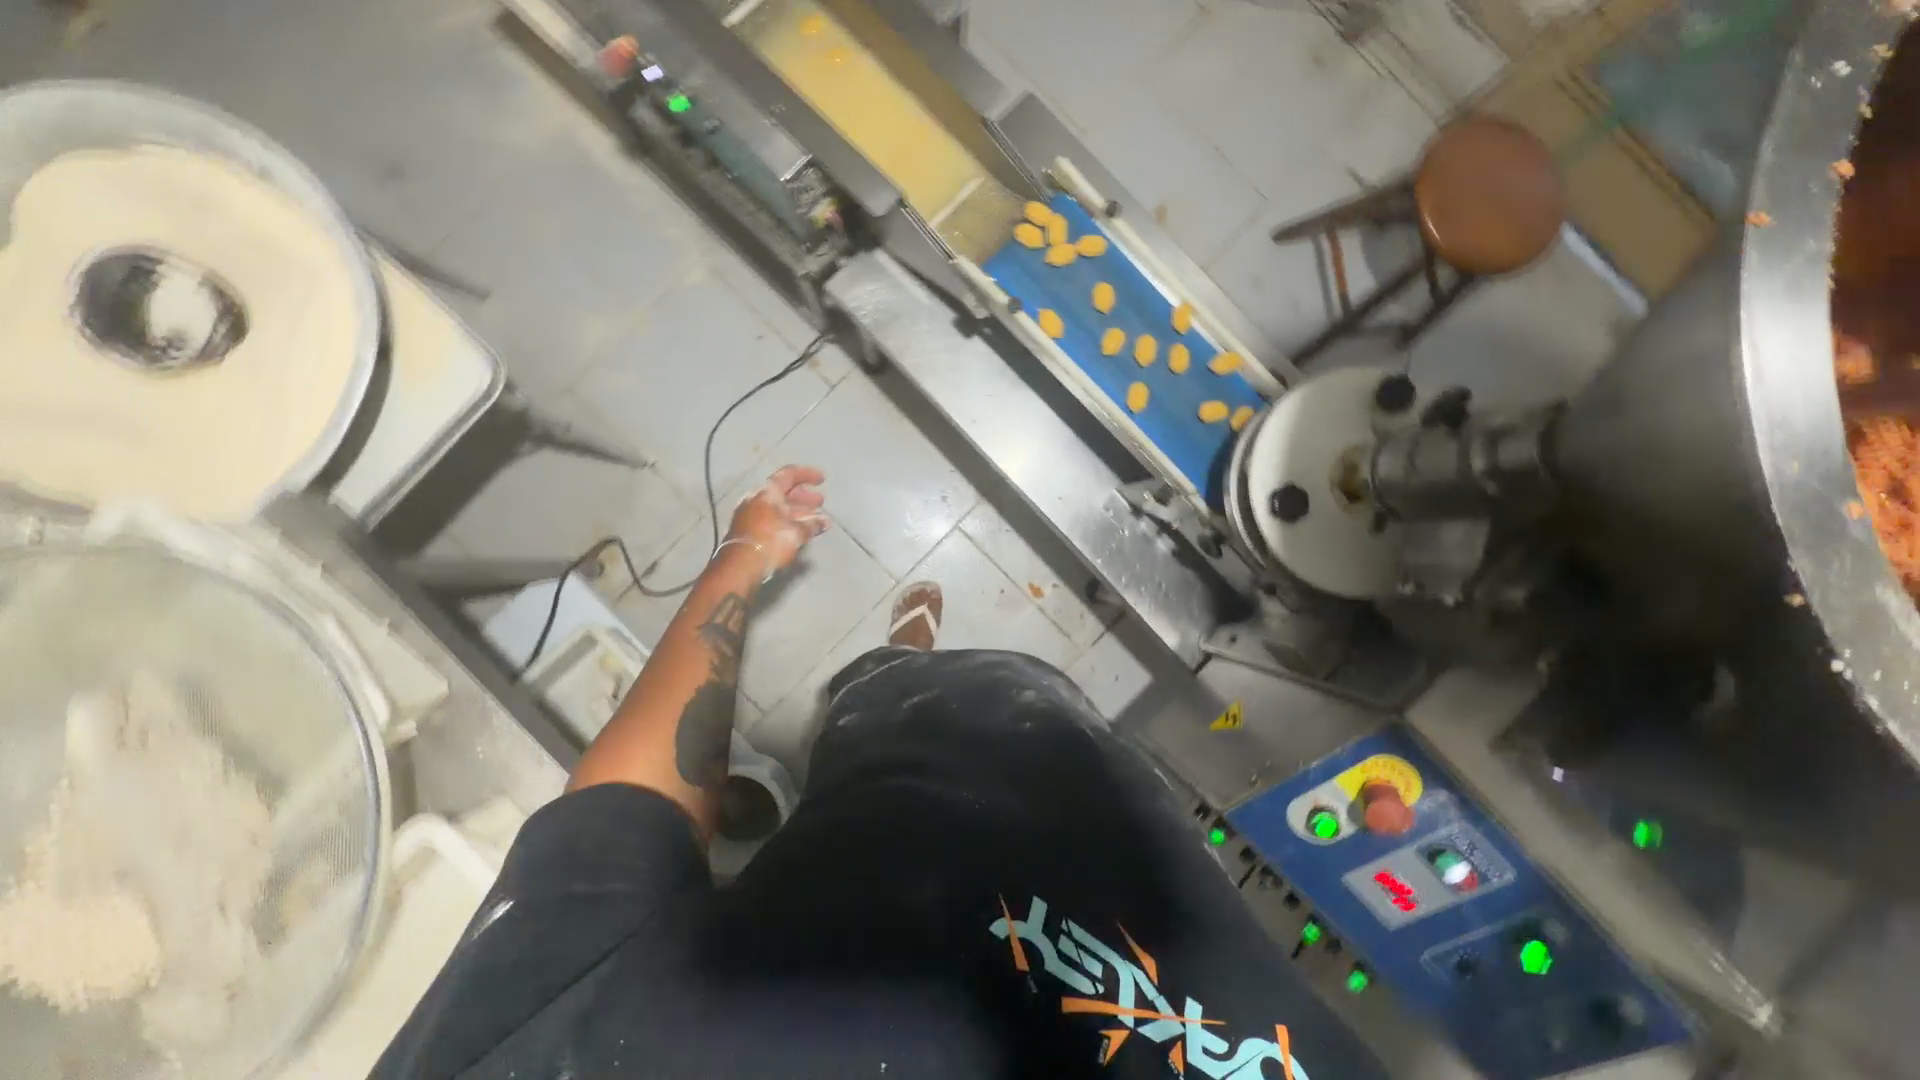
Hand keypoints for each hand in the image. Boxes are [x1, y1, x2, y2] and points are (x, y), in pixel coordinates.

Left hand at [727, 465, 828, 572]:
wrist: (739, 566)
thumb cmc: (770, 542)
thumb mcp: (796, 533)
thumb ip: (811, 525)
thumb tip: (824, 521)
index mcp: (767, 492)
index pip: (789, 474)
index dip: (807, 474)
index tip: (822, 480)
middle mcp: (756, 499)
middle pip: (783, 492)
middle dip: (804, 497)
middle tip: (820, 503)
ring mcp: (749, 514)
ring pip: (777, 507)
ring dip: (797, 511)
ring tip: (815, 521)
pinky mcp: (747, 530)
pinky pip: (771, 519)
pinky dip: (786, 521)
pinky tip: (799, 531)